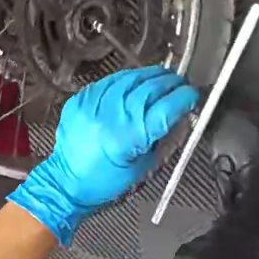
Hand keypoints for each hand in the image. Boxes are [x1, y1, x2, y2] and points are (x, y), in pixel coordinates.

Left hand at [6, 66, 198, 242]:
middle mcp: (110, 117)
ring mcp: (93, 105)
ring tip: (162, 77)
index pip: (165, 108)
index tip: (193, 95)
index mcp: (128, 138)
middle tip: (180, 83)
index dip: (184, 98)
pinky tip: (135, 80)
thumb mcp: (144, 167)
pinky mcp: (81, 99)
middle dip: (170, 82)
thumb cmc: (104, 182)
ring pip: (130, 77)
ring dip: (150, 75)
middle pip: (149, 88)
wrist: (66, 183)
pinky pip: (109, 80)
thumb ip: (164, 139)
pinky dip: (126, 78)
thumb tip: (182, 116)